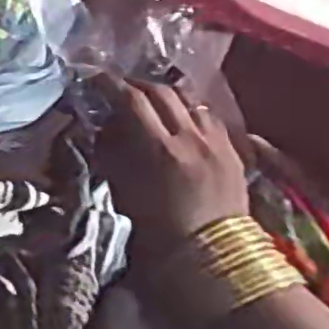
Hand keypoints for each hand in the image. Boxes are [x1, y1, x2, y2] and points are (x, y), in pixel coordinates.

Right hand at [95, 77, 249, 251]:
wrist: (211, 250)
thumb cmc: (156, 221)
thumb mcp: (122, 183)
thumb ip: (112, 148)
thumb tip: (103, 123)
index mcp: (160, 148)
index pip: (133, 100)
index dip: (111, 84)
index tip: (95, 78)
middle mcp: (191, 138)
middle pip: (162, 92)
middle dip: (136, 84)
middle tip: (119, 86)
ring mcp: (217, 143)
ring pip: (189, 100)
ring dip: (166, 94)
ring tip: (151, 99)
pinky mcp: (233, 151)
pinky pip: (209, 117)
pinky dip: (190, 111)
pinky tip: (180, 118)